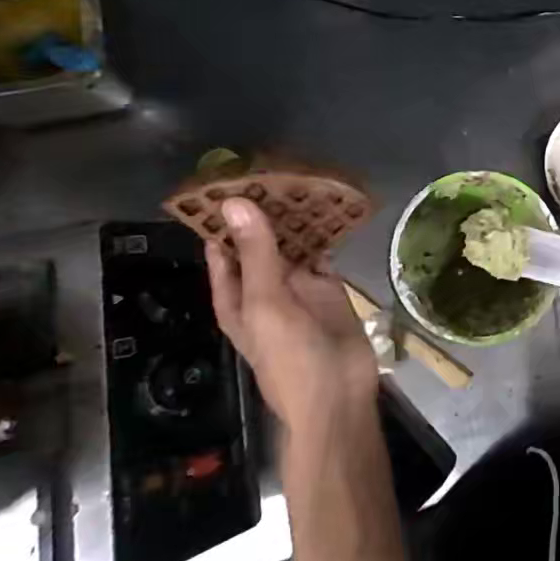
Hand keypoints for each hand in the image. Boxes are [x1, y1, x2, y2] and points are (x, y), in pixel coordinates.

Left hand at [204, 197, 378, 434]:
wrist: (338, 394)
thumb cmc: (289, 355)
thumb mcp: (265, 301)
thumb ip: (255, 252)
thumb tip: (234, 203)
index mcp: (235, 294)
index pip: (221, 248)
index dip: (224, 217)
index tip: (234, 178)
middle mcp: (263, 285)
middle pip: (260, 241)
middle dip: (266, 211)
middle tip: (278, 166)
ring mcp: (297, 286)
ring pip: (293, 243)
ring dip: (297, 218)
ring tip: (305, 177)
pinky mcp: (328, 287)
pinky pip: (323, 253)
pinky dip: (326, 233)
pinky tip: (333, 207)